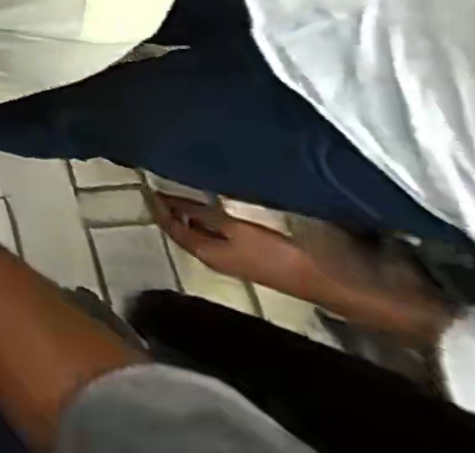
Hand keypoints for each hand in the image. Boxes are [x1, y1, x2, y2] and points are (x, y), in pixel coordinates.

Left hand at [147, 193, 318, 295]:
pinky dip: (203, 224)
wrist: (325, 282)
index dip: (158, 209)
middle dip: (169, 212)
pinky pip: (212, 238)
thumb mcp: (236, 229)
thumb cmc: (278, 254)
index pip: (170, 227)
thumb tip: (176, 203)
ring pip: (196, 235)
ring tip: (181, 197)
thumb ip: (204, 215)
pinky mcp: (244, 260)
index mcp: (202, 251)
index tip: (149, 190)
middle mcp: (210, 258)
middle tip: (162, 191)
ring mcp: (227, 261)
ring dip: (187, 218)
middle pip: (180, 232)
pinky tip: (209, 214)